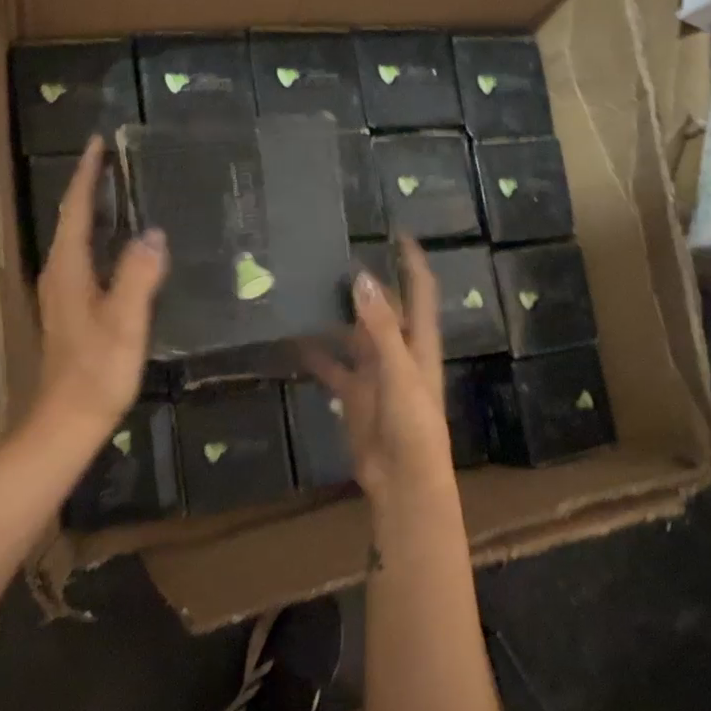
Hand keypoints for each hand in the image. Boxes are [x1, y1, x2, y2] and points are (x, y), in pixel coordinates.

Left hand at [34, 137, 166, 433]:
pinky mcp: (69, 314)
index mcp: (68, 271)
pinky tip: (118, 250)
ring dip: (92, 215)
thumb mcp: (125, 323)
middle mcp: (58, 276)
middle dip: (88, 189)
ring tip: (117, 194)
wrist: (68, 420)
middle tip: (113, 162)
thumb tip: (154, 233)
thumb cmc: (98, 372)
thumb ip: (139, 276)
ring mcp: (61, 297)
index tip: (97, 143)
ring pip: (75, 243)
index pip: (75, 211)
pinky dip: (97, 243)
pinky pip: (83, 262)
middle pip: (71, 222)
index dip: (86, 176)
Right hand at [305, 238, 455, 503]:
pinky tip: (290, 338)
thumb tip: (362, 278)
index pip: (420, 292)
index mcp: (419, 343)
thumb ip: (379, 327)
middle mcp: (397, 353)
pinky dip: (314, 354)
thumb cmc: (412, 424)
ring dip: (334, 316)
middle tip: (332, 254)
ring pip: (352, 335)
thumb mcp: (398, 371)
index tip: (397, 231)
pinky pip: (331, 367)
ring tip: (306, 288)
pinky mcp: (353, 395)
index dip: (413, 262)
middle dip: (365, 284)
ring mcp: (373, 374)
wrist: (402, 478)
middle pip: (382, 310)